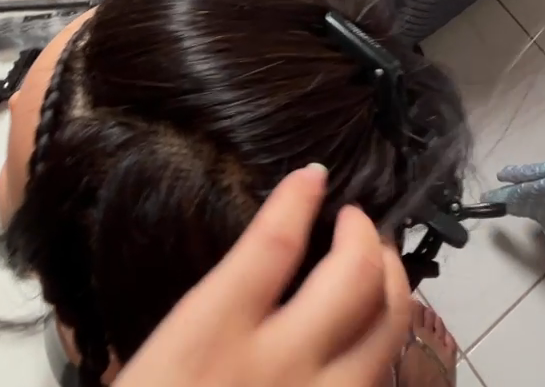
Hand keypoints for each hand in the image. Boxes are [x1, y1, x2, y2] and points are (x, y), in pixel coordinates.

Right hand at [114, 163, 410, 386]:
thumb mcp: (153, 361)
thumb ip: (210, 313)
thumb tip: (256, 267)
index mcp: (214, 334)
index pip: (274, 240)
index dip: (299, 196)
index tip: (313, 177)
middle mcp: (278, 364)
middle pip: (353, 275)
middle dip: (364, 233)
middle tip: (355, 222)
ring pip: (386, 327)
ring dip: (391, 283)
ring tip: (379, 265)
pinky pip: (377, 383)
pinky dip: (382, 346)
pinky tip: (371, 335)